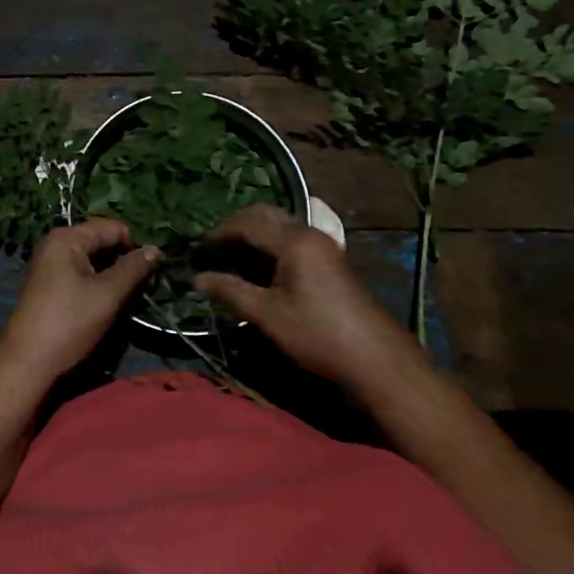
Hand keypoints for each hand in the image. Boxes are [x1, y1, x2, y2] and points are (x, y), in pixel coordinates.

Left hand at [0, 219, 161, 379]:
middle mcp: (56, 244)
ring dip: (115, 273)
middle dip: (126, 259)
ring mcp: (51, 264)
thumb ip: (134, 268)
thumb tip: (156, 249)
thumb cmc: (69, 322)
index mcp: (67, 238)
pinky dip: (100, 282)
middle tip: (148, 284)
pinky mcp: (51, 283)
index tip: (155, 269)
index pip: (112, 228)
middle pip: (102, 241)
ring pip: (94, 259)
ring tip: (134, 294)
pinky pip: (82, 273)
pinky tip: (112, 300)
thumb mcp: (107, 294)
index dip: (136, 244)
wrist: (28, 360)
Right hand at [193, 204, 417, 387]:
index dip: (219, 232)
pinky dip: (270, 243)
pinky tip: (258, 266)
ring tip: (230, 256)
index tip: (198, 249)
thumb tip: (196, 278)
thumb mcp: (267, 314)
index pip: (247, 222)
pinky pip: (292, 238)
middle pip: (265, 214)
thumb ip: (230, 290)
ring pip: (280, 225)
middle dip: (235, 226)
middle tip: (213, 247)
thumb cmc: (317, 334)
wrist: (376, 359)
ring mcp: (324, 246)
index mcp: (294, 241)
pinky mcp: (330, 260)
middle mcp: (310, 234)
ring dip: (253, 233)